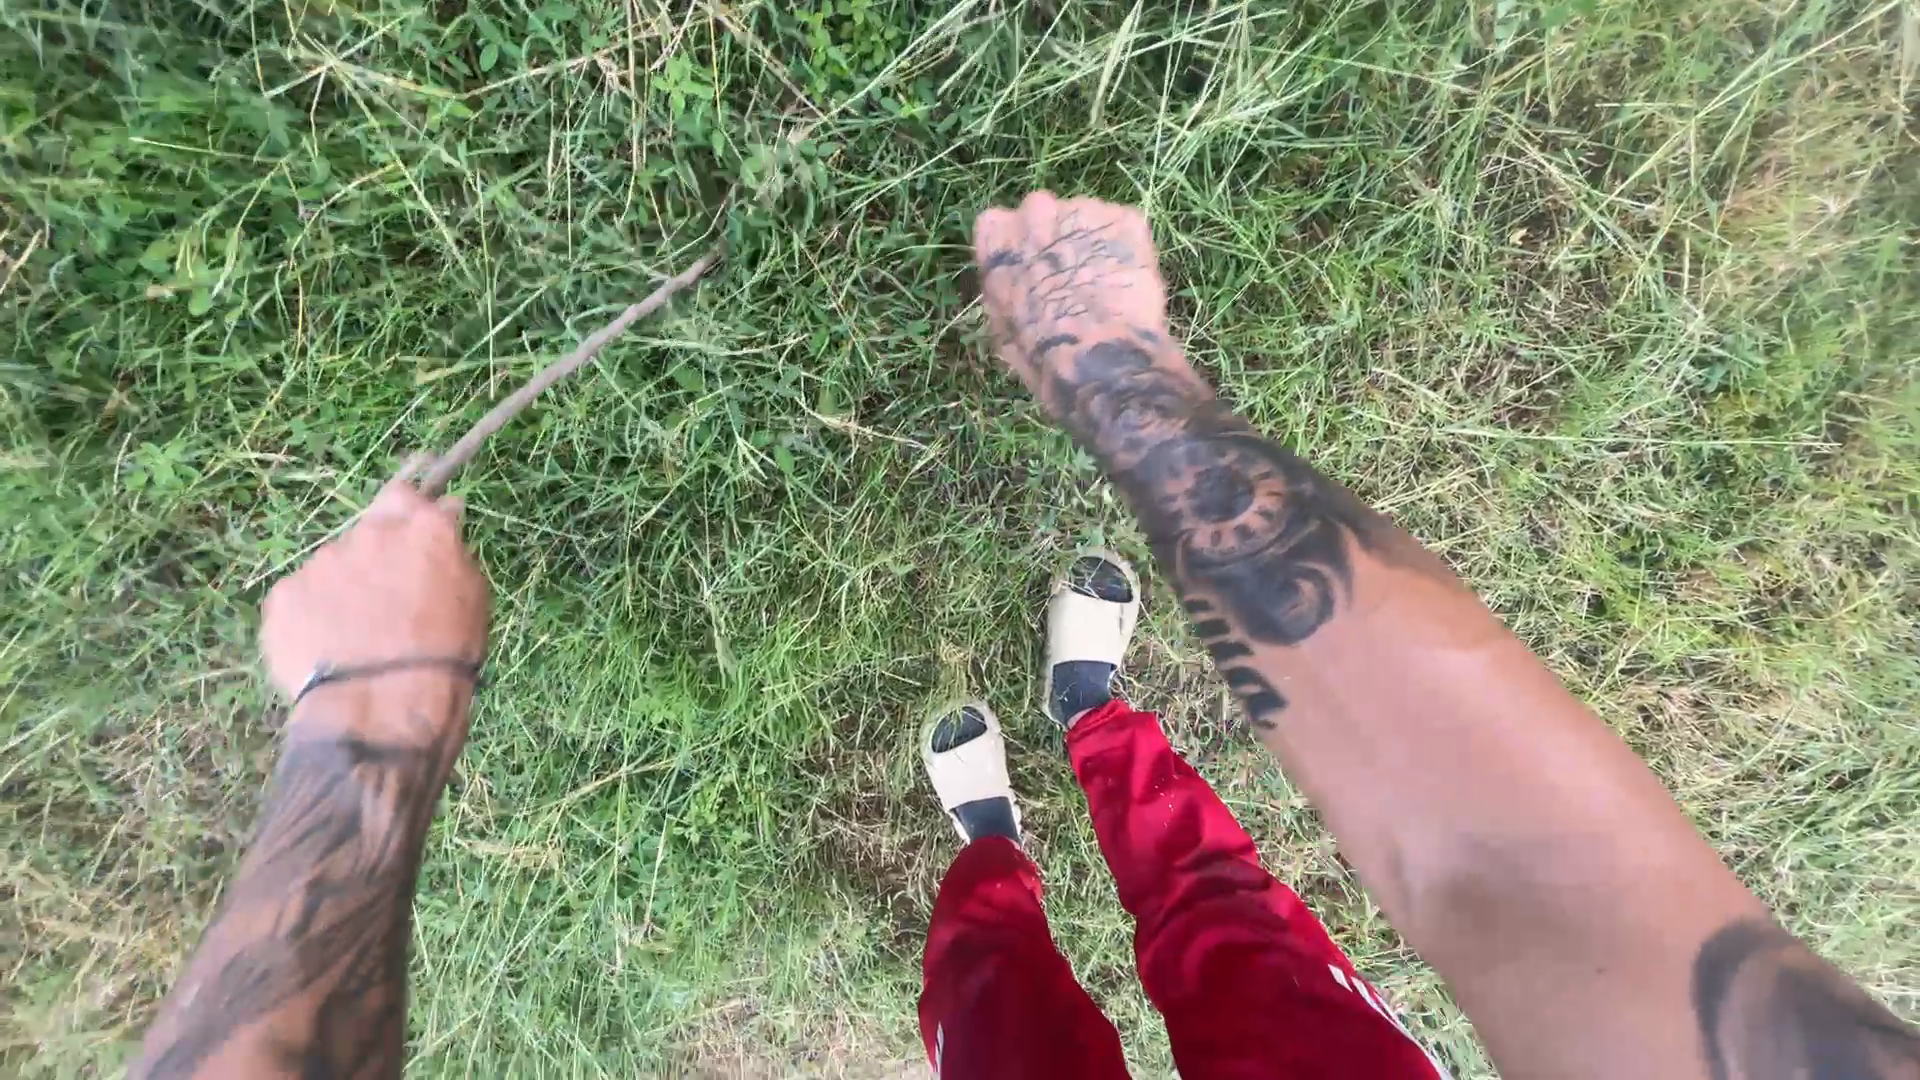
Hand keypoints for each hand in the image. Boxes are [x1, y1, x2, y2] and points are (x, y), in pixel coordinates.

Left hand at [261, 477, 489, 733]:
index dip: (407, 507)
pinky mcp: (284, 594)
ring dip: (349, 584)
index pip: (406, 494)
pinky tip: (336, 642)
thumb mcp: (471, 593)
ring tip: (364, 629)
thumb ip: (450, 550)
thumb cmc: (448, 647)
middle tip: (395, 591)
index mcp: (423, 532)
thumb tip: (444, 514)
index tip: (413, 522)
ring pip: (337, 564)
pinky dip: (319, 611)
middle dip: (381, 552)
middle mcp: (370, 536)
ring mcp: (322, 562)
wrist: (385, 699)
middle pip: (370, 531)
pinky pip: (305, 594)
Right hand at [974, 192, 1212, 467]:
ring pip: (1085, 221)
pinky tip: (1125, 288)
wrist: (1098, 358)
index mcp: (996, 235)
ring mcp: (1083, 208)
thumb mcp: (1003, 328)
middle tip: (1067, 282)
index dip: (1015, 253)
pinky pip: (1122, 231)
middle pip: (1042, 216)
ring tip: (1101, 290)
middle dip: (1053, 242)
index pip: (997, 228)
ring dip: (1089, 246)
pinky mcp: (1125, 218)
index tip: (1026, 275)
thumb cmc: (1041, 354)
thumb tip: (1013, 290)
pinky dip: (1125, 253)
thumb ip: (1004, 293)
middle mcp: (1035, 209)